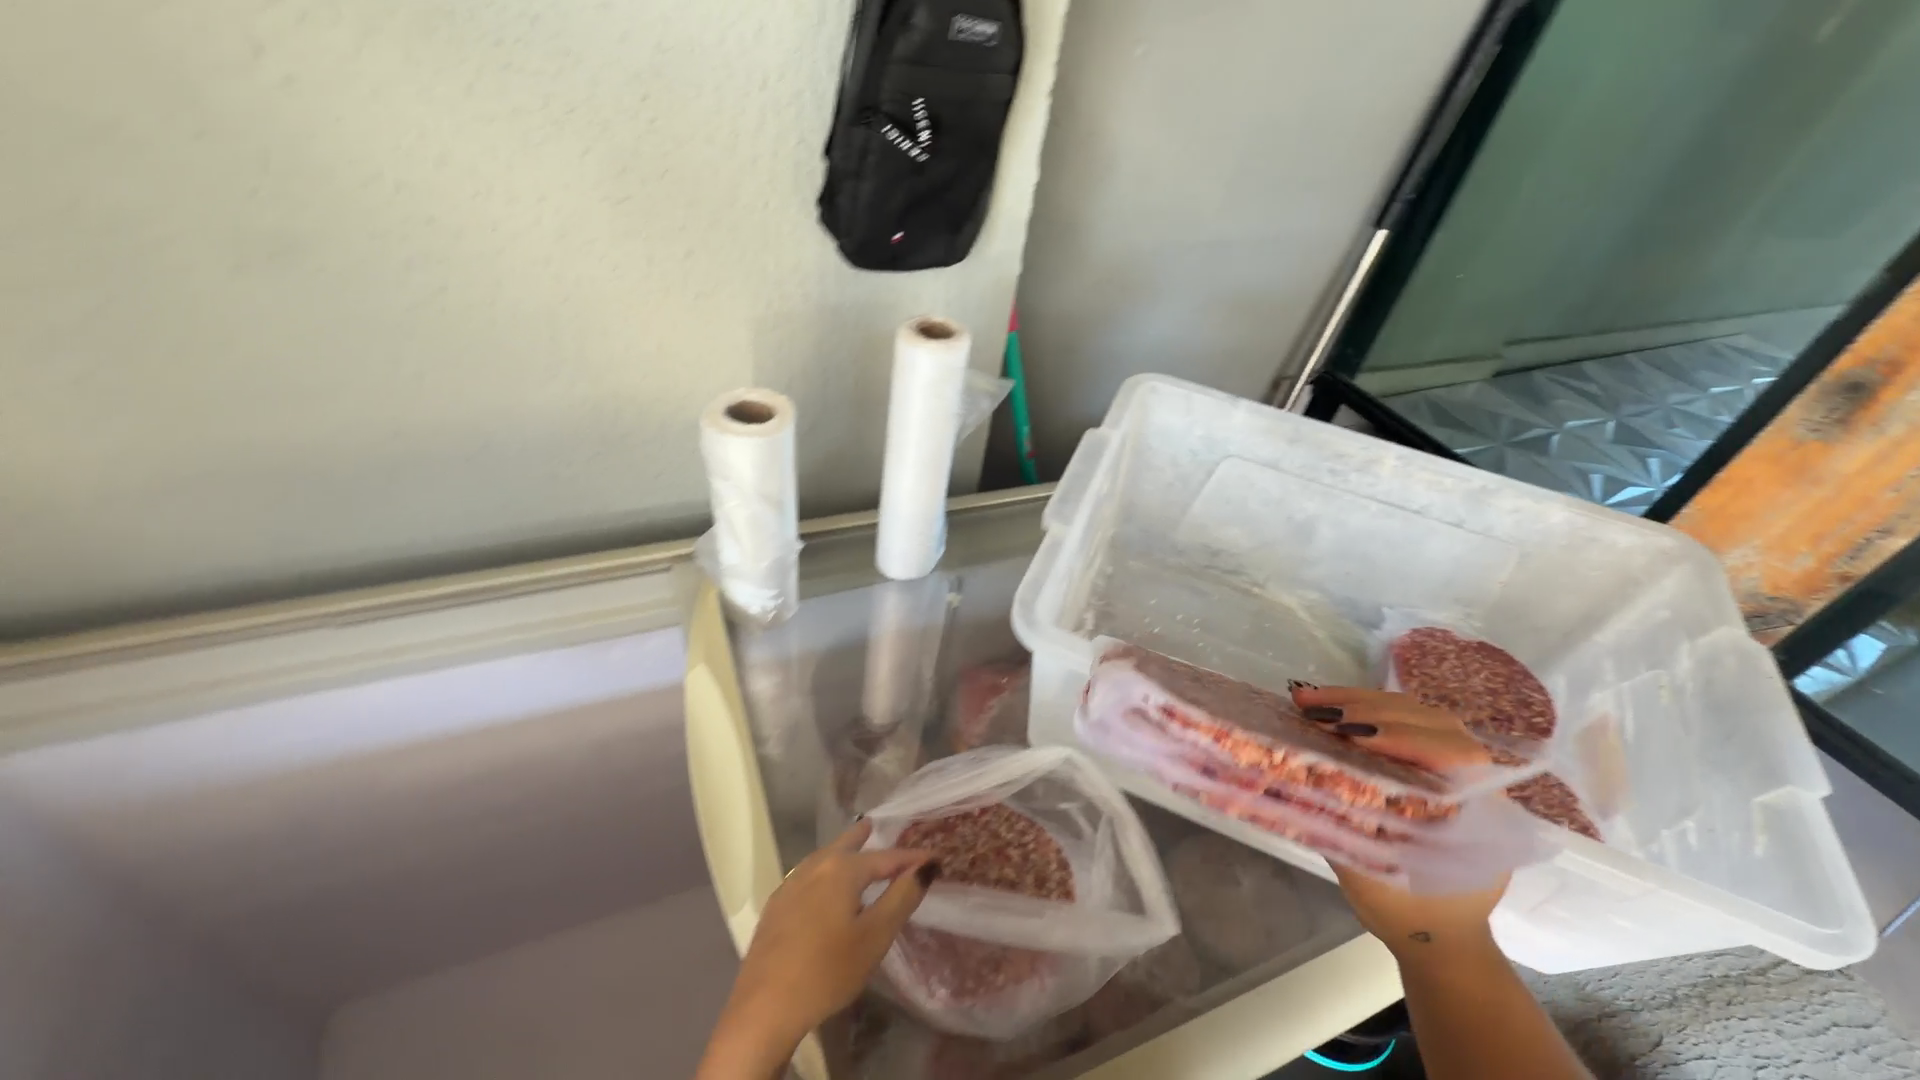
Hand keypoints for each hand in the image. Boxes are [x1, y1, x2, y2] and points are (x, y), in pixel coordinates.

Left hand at [696, 821, 935, 1079]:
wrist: (765, 1006)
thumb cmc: (828, 971)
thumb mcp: (875, 936)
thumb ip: (901, 897)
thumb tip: (925, 866)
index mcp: (841, 870)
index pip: (885, 857)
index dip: (912, 858)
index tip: (935, 857)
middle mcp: (813, 868)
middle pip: (845, 846)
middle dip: (862, 838)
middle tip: (874, 825)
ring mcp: (789, 886)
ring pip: (822, 860)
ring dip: (841, 853)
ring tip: (852, 848)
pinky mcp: (775, 908)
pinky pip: (807, 877)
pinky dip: (823, 872)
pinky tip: (823, 887)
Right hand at [1288, 685, 1508, 957]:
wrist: (1440, 938)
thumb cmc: (1413, 915)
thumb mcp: (1376, 880)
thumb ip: (1345, 830)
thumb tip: (1299, 784)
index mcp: (1480, 813)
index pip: (1454, 753)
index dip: (1405, 737)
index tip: (1354, 736)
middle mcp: (1476, 782)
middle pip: (1430, 721)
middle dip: (1369, 710)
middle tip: (1312, 708)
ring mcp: (1453, 767)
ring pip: (1415, 714)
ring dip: (1361, 702)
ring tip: (1308, 700)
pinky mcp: (1429, 763)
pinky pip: (1402, 723)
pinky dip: (1363, 711)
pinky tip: (1327, 707)